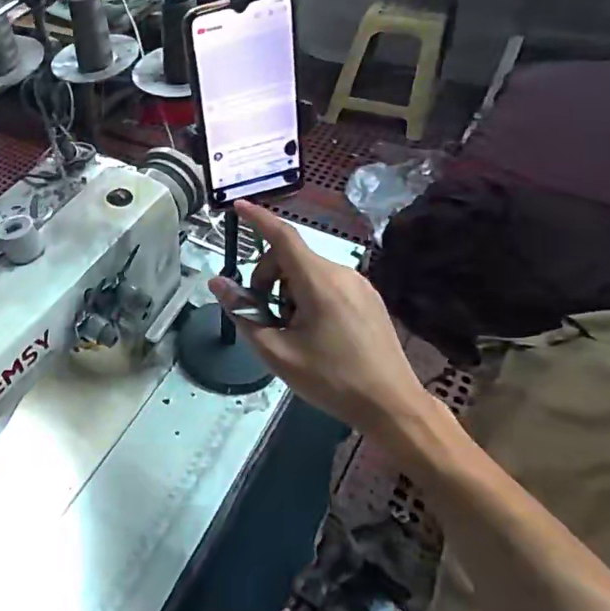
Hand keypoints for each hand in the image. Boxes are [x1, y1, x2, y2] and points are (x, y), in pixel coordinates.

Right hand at [209, 201, 437, 439]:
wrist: (391, 405)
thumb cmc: (331, 380)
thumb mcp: (277, 351)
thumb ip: (244, 313)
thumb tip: (218, 283)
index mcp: (318, 282)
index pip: (282, 236)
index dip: (257, 219)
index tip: (237, 205)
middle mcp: (341, 273)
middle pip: (290, 258)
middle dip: (267, 278)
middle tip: (264, 316)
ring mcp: (359, 284)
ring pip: (308, 272)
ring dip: (288, 291)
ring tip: (292, 332)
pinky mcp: (368, 297)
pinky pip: (328, 283)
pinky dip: (308, 296)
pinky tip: (314, 332)